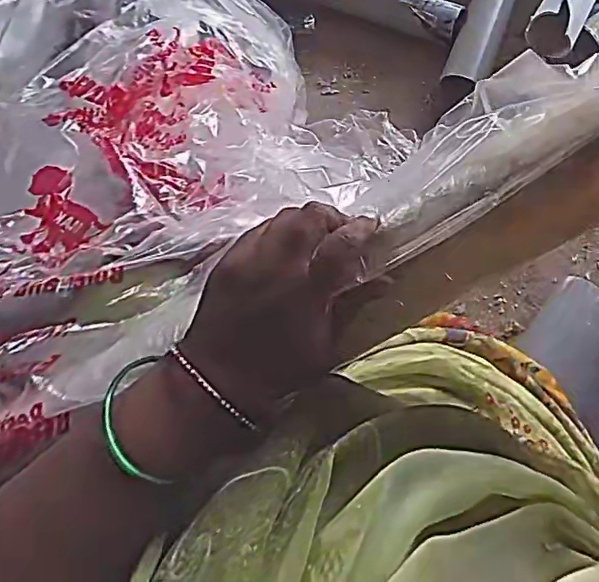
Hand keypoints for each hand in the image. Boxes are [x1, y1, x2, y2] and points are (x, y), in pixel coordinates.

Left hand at [177, 202, 382, 422]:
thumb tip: (385, 279)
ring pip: (285, 215)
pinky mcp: (228, 258)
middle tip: (341, 232)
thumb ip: (354, 304)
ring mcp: (248, 258)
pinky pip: (260, 227)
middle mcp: (277, 265)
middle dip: (333, 217)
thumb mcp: (326, 344)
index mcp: (306, 290)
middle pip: (311, 216)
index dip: (362, 229)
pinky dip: (279, 229)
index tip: (373, 227)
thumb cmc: (279, 370)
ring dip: (306, 221)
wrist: (213, 383)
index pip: (342, 243)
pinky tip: (284, 249)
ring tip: (313, 238)